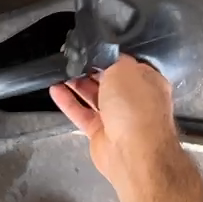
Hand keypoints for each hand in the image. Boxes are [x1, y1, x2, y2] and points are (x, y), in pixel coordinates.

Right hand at [50, 56, 181, 191]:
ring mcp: (117, 118)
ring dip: (76, 84)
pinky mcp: (100, 133)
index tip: (90, 49)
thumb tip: (102, 57)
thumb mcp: (124, 69)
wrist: (134, 152)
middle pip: (108, 81)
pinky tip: (55, 89)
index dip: (108, 56)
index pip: (126, 65)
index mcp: (147, 83)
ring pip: (93, 97)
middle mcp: (134, 100)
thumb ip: (110, 60)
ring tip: (60, 71)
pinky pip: (81, 113)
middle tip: (71, 59)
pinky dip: (68, 102)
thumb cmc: (135, 106)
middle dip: (90, 70)